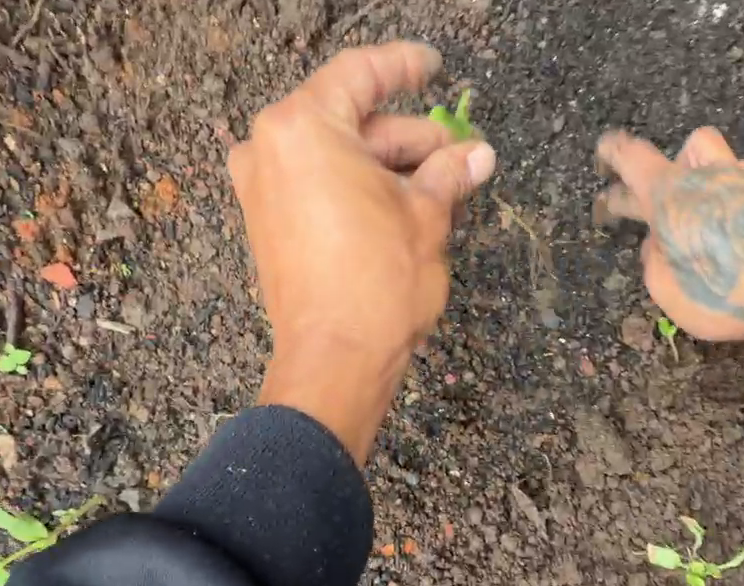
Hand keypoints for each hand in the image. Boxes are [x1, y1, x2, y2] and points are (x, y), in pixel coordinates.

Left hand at [228, 42, 495, 463]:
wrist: (336, 361)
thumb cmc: (380, 284)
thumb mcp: (426, 219)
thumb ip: (449, 174)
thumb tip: (479, 154)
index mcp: (303, 127)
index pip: (360, 76)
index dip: (404, 67)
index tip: (433, 66)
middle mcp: (270, 148)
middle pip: (352, 123)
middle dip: (410, 139)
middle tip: (461, 155)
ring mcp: (264, 190)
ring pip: (339, 161)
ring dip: (390, 170)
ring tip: (442, 189)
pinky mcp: (271, 228)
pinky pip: (321, 191)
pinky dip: (361, 192)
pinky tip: (404, 209)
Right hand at [594, 128, 743, 365]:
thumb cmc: (724, 287)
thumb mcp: (666, 290)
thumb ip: (655, 264)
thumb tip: (659, 248)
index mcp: (670, 193)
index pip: (634, 158)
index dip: (615, 153)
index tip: (605, 151)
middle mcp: (710, 177)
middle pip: (682, 155)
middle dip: (657, 180)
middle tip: (641, 201)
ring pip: (719, 170)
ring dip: (702, 188)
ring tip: (696, 222)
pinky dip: (731, 212)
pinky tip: (732, 239)